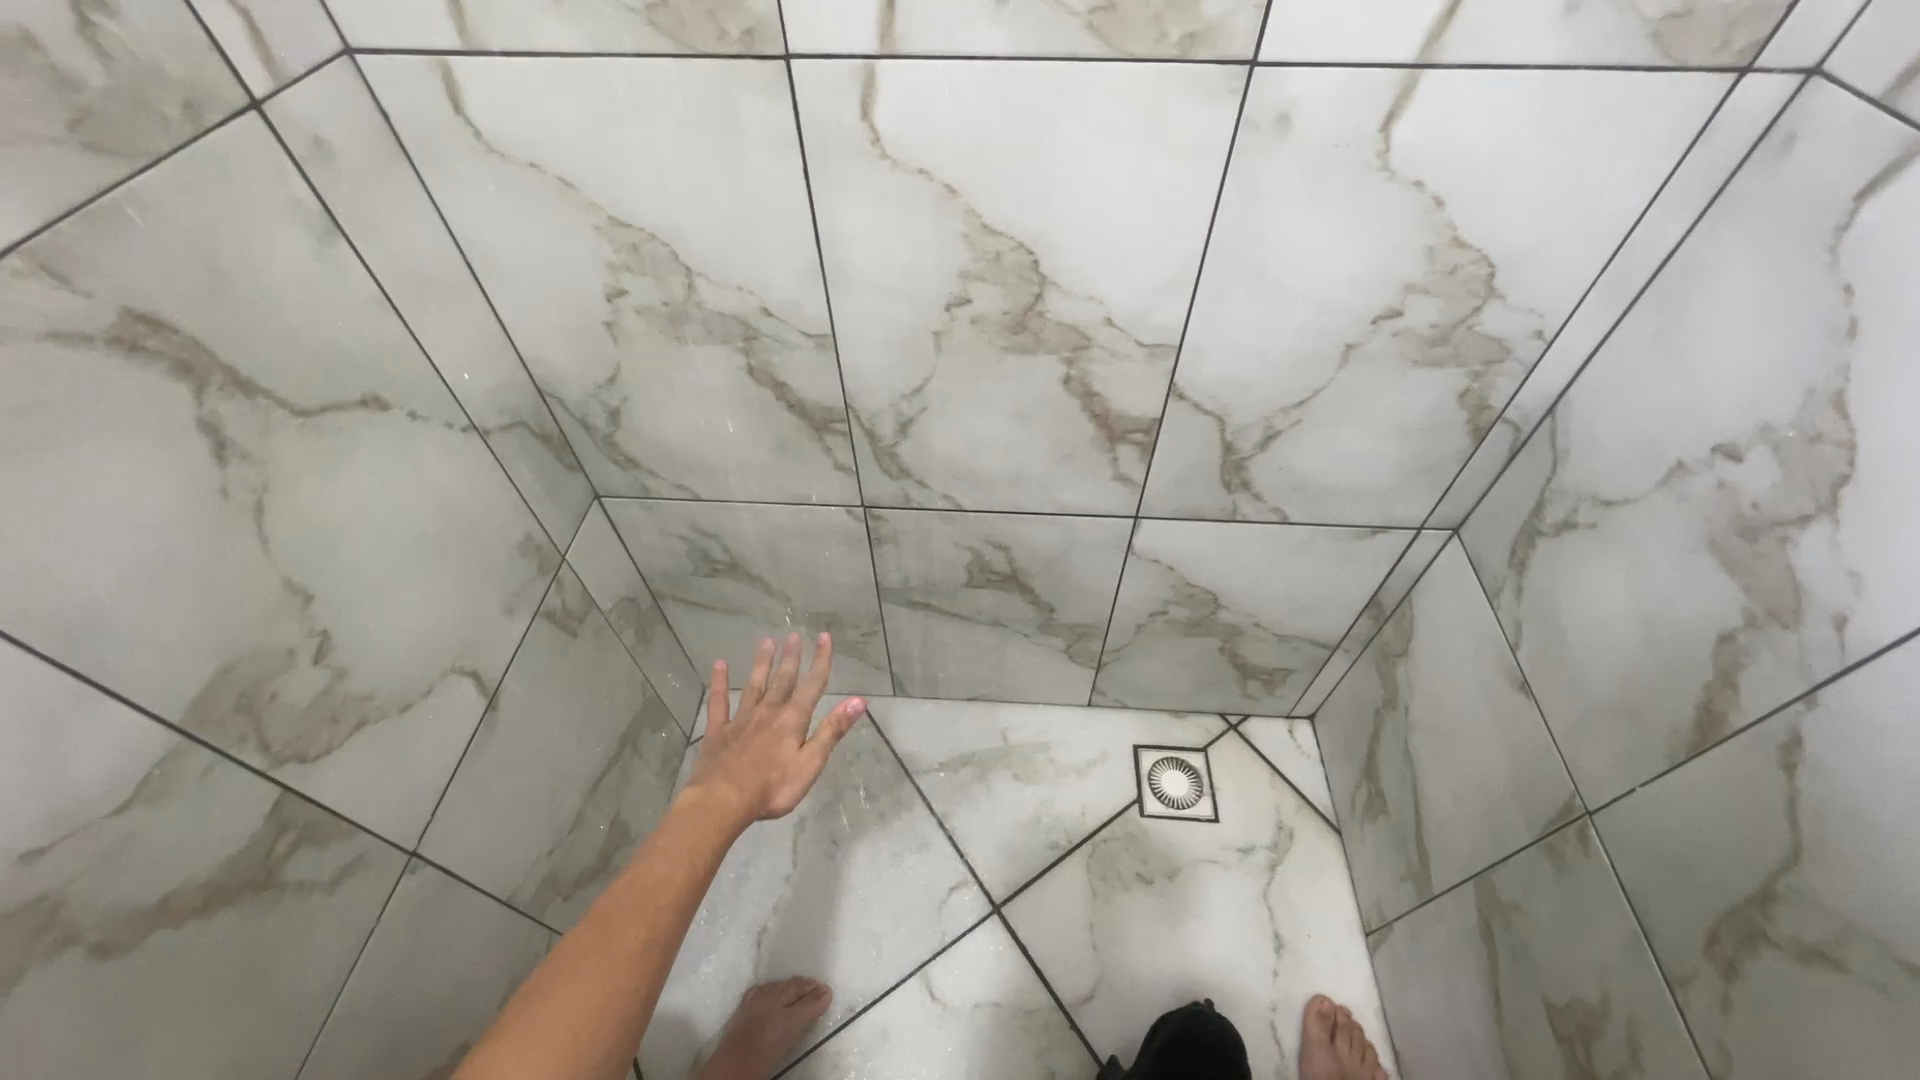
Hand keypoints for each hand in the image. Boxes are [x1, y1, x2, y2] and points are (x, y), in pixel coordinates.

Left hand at [684, 632, 866, 826]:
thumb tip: (859, 700)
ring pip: (754, 685)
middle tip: (794, 635)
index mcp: (793, 720)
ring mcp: (741, 719)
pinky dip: (720, 683)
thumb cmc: (773, 788)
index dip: (820, 660)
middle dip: (791, 657)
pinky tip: (719, 665)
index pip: (812, 685)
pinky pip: (719, 702)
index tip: (824, 637)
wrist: (722, 801)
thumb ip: (832, 730)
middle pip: (783, 680)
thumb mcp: (811, 763)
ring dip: (761, 663)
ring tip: (767, 641)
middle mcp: (768, 712)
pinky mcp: (718, 731)